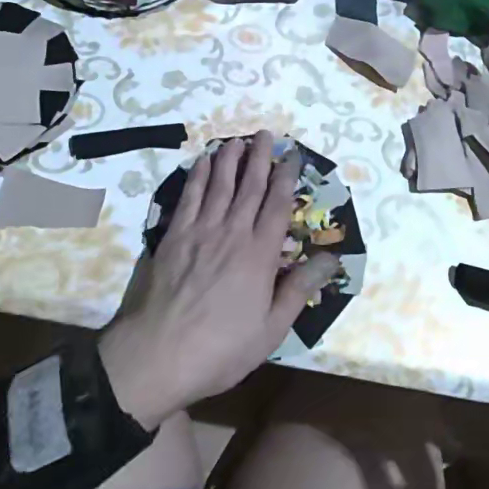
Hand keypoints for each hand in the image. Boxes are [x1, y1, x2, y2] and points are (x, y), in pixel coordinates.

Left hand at [97, 132, 342, 429]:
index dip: (286, 179)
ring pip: (219, 186)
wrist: (157, 355)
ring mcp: (199, 232)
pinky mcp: (173, 237)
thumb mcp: (271, 329)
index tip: (292, 157)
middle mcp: (232, 234)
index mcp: (259, 256)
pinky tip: (202, 163)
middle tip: (266, 134)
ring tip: (237, 140)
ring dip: (229, 160)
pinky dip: (198, 177)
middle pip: (249, 187)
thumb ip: (299, 289)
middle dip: (259, 159)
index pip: (277, 207)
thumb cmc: (221, 349)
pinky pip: (189, 198)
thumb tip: (331, 258)